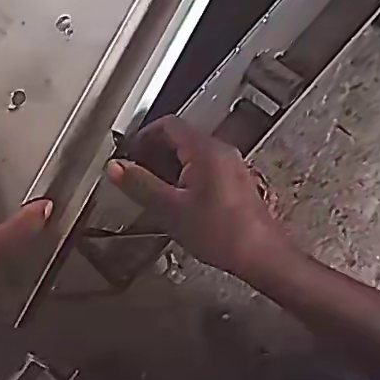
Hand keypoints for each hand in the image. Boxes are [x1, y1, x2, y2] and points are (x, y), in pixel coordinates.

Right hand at [105, 116, 299, 279]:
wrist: (261, 255)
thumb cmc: (224, 233)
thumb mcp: (170, 209)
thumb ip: (140, 184)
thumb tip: (117, 168)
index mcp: (205, 150)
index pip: (168, 124)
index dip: (143, 135)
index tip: (129, 152)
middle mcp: (222, 152)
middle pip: (181, 138)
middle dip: (154, 153)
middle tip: (136, 172)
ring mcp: (232, 166)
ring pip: (193, 154)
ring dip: (170, 167)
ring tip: (155, 191)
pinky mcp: (236, 182)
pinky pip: (206, 169)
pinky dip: (187, 178)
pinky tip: (179, 203)